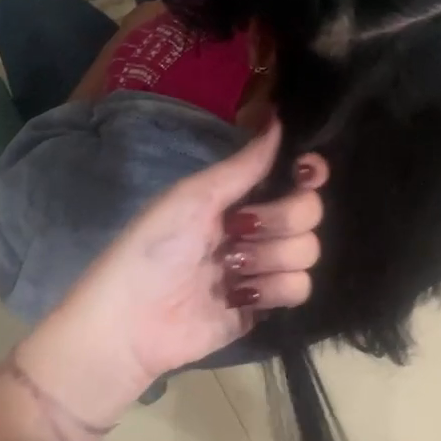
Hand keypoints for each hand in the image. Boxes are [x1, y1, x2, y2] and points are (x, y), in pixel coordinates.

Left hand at [18, 123, 326, 423]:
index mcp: (236, 197)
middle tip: (241, 230)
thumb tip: (277, 118)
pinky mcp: (264, 308)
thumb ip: (242, 166)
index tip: (307, 173)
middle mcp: (255, 228)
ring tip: (230, 269)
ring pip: (307, 252)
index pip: (294, 178)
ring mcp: (262, 269)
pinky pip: (299, 289)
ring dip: (271, 259)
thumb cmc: (154, 248)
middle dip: (282, 220)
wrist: (131, 321)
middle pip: (308, 213)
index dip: (308, 175)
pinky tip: (240, 295)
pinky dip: (274, 290)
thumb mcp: (192, 197)